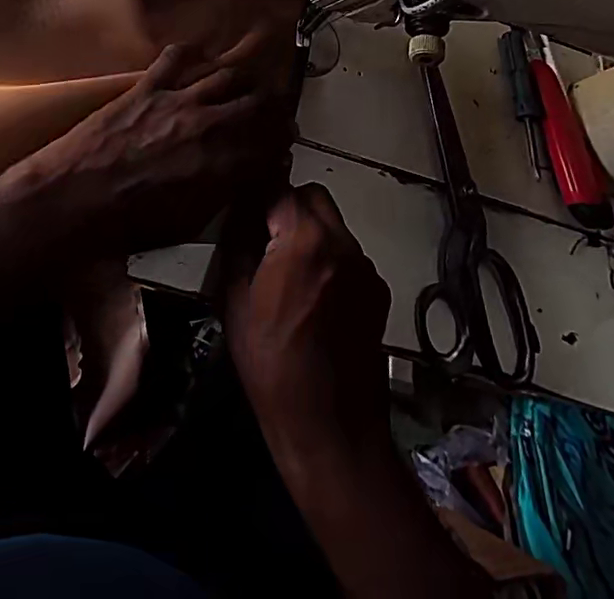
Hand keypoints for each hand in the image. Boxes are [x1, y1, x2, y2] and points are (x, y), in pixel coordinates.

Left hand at [0, 35, 292, 258]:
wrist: (73, 199)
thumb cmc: (129, 223)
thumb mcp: (189, 223)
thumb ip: (224, 193)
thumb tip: (243, 176)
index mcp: (223, 165)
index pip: (272, 143)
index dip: (283, 142)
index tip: (283, 142)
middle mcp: (209, 125)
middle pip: (260, 103)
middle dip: (275, 107)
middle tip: (274, 112)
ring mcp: (178, 100)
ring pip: (228, 74)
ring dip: (245, 79)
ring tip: (246, 85)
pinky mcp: (147, 86)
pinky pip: (178, 57)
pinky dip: (193, 54)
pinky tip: (200, 59)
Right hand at [224, 184, 392, 458]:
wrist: (328, 423)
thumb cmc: (270, 363)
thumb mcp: (234, 302)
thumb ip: (239, 246)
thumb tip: (240, 214)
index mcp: (305, 242)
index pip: (279, 190)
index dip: (256, 198)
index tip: (242, 214)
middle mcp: (344, 244)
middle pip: (314, 197)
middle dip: (287, 207)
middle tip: (264, 239)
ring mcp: (367, 268)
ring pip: (334, 224)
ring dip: (310, 232)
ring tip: (288, 271)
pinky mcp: (379, 290)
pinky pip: (349, 254)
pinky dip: (330, 258)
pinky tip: (314, 295)